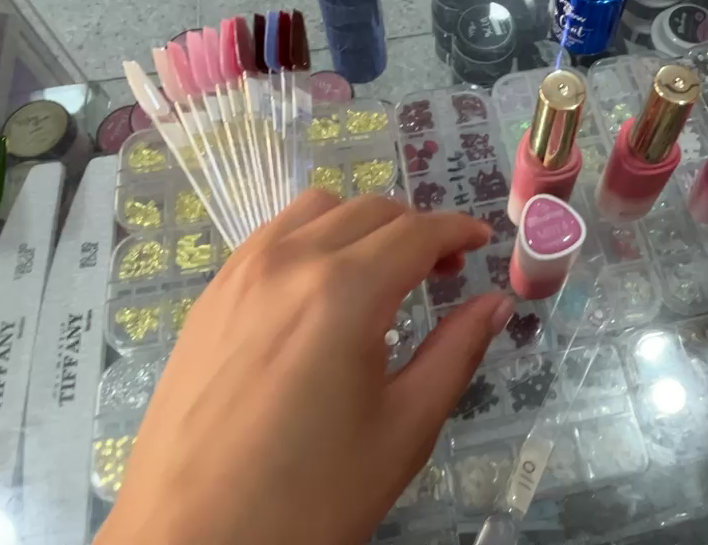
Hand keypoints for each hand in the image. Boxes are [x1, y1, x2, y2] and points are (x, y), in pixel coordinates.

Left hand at [95, 191, 511, 544]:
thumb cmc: (309, 498)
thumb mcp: (402, 430)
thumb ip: (456, 352)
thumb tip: (496, 304)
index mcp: (344, 291)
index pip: (416, 232)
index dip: (457, 228)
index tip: (482, 238)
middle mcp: (290, 260)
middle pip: (371, 210)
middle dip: (417, 228)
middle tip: (443, 268)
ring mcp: (242, 271)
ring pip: (318, 209)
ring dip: (362, 223)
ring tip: (380, 271)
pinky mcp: (211, 293)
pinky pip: (273, 233)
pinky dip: (313, 235)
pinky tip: (319, 286)